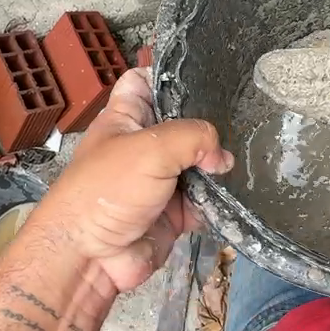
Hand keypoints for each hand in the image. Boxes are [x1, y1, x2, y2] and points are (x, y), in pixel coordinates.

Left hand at [21, 67, 233, 294]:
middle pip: (183, 125)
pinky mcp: (173, 213)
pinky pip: (204, 201)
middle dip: (207, 126)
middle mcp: (144, 146)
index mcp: (125, 118)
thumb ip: (195, 138)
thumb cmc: (106, 191)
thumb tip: (222, 158)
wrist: (91, 256)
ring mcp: (160, 180)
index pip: (144, 82)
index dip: (166, 74)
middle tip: (236, 122)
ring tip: (238, 163)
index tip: (201, 75)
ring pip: (198, 164)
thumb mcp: (150, 148)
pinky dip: (215, 201)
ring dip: (216, 168)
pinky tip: (228, 196)